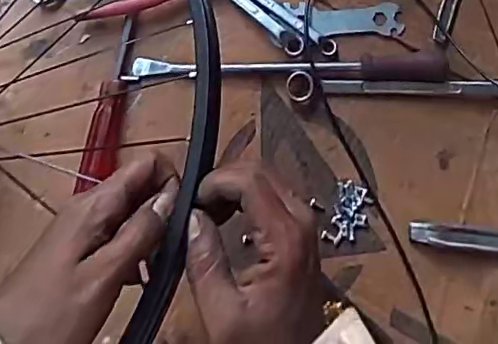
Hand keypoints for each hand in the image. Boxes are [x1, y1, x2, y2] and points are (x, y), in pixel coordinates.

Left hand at [0, 155, 179, 343]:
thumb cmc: (52, 314)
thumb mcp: (103, 277)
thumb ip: (139, 233)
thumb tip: (171, 197)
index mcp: (95, 203)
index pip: (146, 163)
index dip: (171, 181)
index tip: (183, 217)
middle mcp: (89, 205)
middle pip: (139, 186)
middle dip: (162, 210)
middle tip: (170, 251)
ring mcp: (82, 226)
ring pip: (130, 211)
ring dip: (150, 233)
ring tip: (156, 270)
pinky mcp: (77, 248)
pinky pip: (116, 233)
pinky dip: (133, 249)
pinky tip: (137, 279)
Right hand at [184, 163, 326, 343]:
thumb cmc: (261, 343)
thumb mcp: (223, 316)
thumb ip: (205, 263)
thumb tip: (191, 216)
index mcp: (286, 236)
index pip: (250, 179)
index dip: (217, 180)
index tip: (193, 200)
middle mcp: (302, 218)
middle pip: (260, 171)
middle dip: (225, 179)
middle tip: (198, 203)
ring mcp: (305, 222)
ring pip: (267, 178)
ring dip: (235, 186)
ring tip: (208, 211)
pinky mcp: (302, 230)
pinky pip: (273, 193)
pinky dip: (247, 196)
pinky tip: (227, 216)